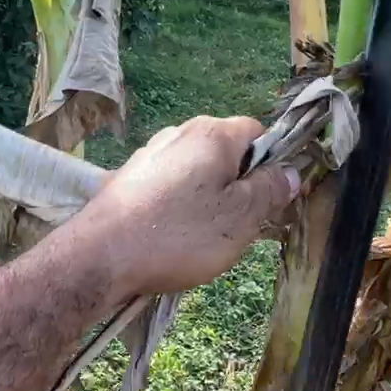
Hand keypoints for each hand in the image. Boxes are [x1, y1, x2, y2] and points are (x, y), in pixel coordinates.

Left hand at [70, 116, 298, 297]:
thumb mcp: (240, 218)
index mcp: (213, 133)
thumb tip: (290, 172)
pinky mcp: (125, 181)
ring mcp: (148, 156)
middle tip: (234, 228)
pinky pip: (166, 190)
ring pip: (194, 174)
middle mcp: (178, 133)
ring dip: (204, 201)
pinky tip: (167, 238)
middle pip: (224, 154)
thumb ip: (270, 191)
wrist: (100, 257)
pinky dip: (174, 209)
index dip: (270, 165)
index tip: (268, 202)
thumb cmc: (179, 236)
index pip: (258, 133)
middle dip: (235, 187)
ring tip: (197, 239)